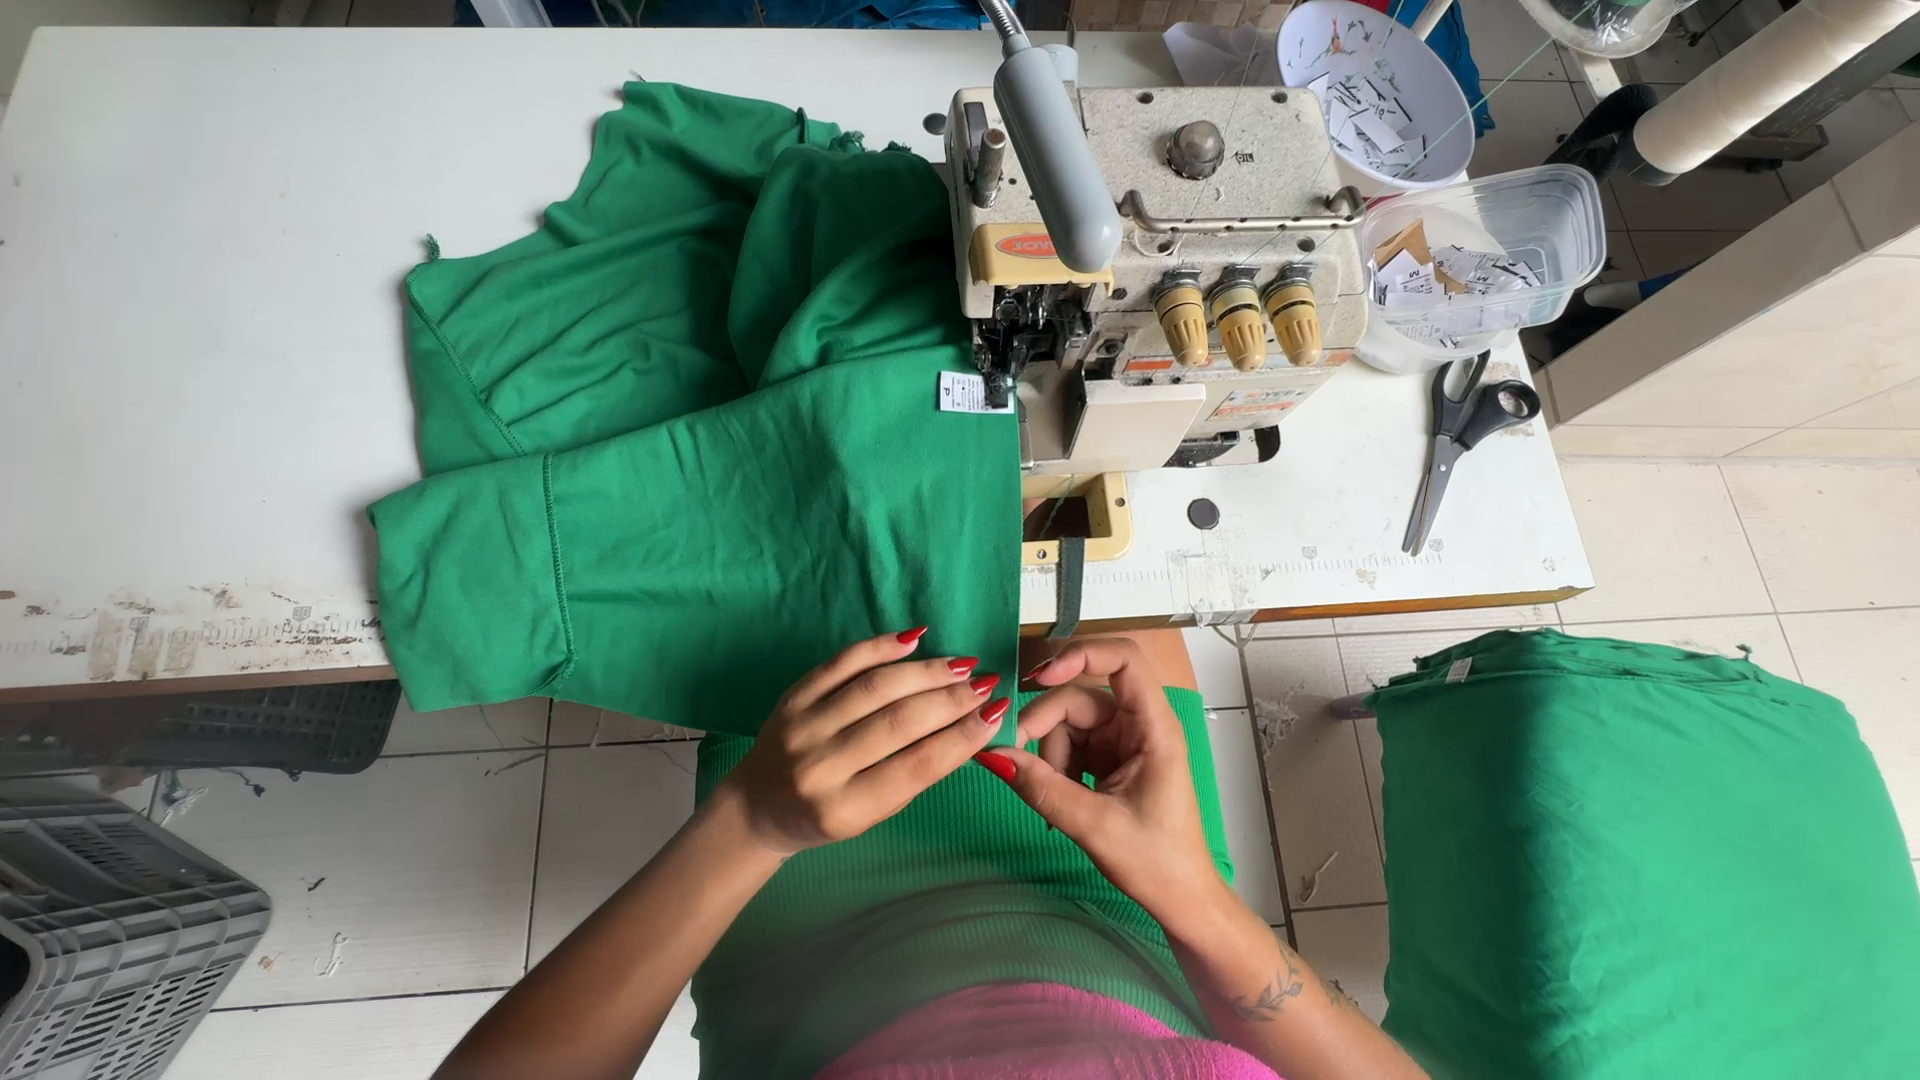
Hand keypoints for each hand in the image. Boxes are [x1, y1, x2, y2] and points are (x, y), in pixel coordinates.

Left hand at [720, 628, 1008, 855]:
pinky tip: (915, 639)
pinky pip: (841, 663)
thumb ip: (912, 774)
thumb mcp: (870, 815)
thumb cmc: (824, 818)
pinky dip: (880, 646)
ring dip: (926, 672)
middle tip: (988, 683)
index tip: (997, 712)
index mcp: (846, 809)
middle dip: (952, 699)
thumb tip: (967, 727)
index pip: (917, 766)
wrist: (756, 807)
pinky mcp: (793, 697)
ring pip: (875, 688)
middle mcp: (821, 766)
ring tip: (963, 664)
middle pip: (899, 722)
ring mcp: (803, 727)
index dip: (962, 737)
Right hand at [981, 639, 1222, 921]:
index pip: (1124, 660)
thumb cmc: (1156, 863)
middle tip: (1017, 764)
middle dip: (1043, 726)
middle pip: (1078, 696)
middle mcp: (1138, 724)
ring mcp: (1122, 740)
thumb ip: (1043, 789)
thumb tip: (992, 756)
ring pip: (1067, 722)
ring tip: (1051, 802)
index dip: (1081, 654)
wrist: (1181, 901)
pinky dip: (1053, 767)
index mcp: (1154, 728)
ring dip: (1047, 755)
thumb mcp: (1095, 827)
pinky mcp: (1108, 757)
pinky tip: (1057, 802)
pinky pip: (1068, 744)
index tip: (1039, 678)